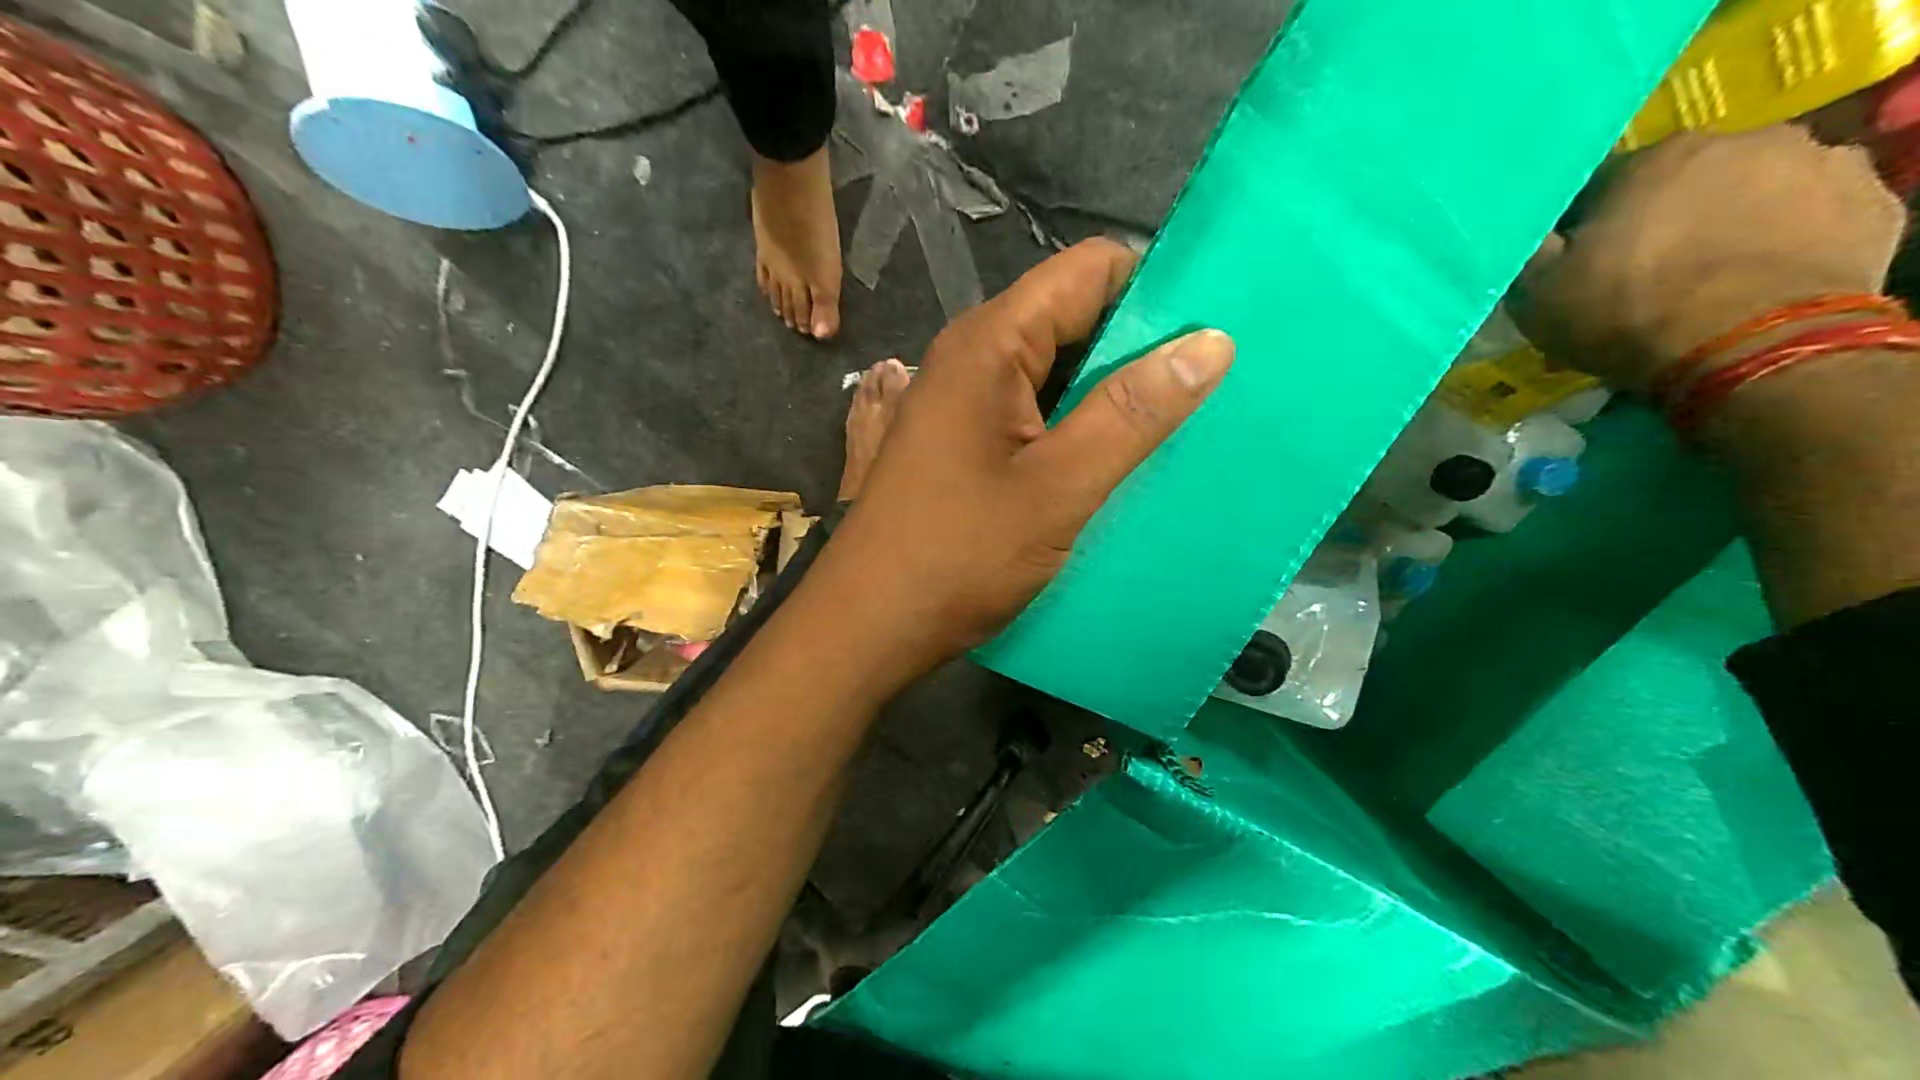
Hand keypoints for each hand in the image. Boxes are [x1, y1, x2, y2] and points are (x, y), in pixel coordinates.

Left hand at [801, 239, 1233, 680]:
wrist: (870, 622)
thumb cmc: (959, 556)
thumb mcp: (1058, 487)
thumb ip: (1132, 412)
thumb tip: (1211, 342)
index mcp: (990, 342)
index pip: (1089, 270)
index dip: (1153, 290)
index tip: (1211, 334)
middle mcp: (973, 356)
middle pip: (1073, 317)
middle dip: (1138, 347)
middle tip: (1206, 392)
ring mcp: (963, 401)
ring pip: (1055, 370)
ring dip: (1110, 395)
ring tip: (1174, 428)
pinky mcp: (964, 442)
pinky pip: (1033, 413)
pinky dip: (1076, 427)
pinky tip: (1113, 461)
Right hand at [1510, 125, 1905, 392]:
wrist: (1748, 346)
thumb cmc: (1626, 313)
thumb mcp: (1538, 293)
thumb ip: (1528, 250)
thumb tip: (1525, 229)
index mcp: (1654, 158)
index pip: (1601, 186)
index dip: (1584, 228)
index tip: (1578, 265)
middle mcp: (1743, 142)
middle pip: (1685, 181)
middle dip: (1664, 218)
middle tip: (1646, 273)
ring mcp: (1822, 165)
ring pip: (1755, 192)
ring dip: (1730, 221)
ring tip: (1709, 277)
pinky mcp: (1875, 203)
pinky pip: (1813, 216)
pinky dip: (1788, 238)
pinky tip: (1760, 278)